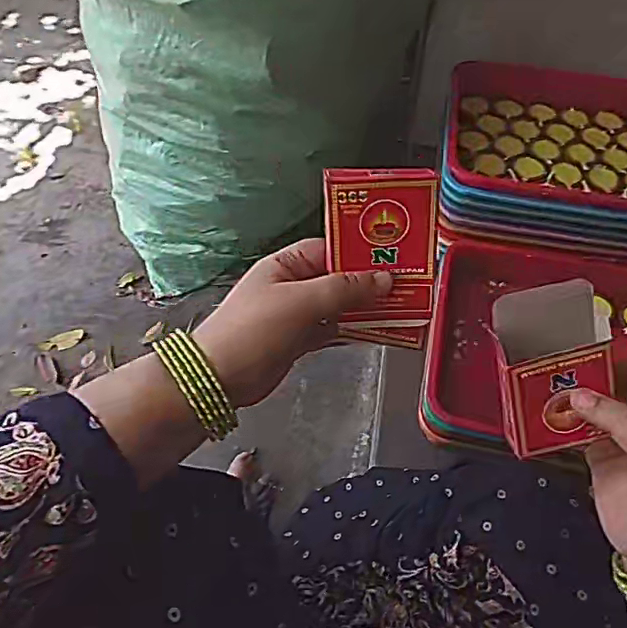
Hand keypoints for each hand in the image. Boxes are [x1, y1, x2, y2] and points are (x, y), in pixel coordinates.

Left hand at [192, 237, 390, 407]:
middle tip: (406, 284)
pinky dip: (355, 329)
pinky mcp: (300, 339)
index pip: (330, 249)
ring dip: (366, 307)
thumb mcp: (301, 302)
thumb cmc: (253, 330)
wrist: (219, 379)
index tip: (392, 257)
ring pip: (340, 305)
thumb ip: (345, 289)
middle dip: (369, 282)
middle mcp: (293, 285)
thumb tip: (384, 279)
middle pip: (339, 277)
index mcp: (286, 264)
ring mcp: (297, 313)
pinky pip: (335, 328)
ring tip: (402, 307)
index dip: (360, 252)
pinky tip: (379, 330)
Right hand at [565, 361, 626, 579]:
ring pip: (596, 405)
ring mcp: (620, 440)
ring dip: (576, 396)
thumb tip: (582, 396)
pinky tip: (548, 415)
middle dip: (595, 375)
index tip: (601, 356)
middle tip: (567, 367)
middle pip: (619, 385)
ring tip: (552, 386)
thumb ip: (624, 422)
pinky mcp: (598, 457)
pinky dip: (562, 422)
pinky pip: (577, 430)